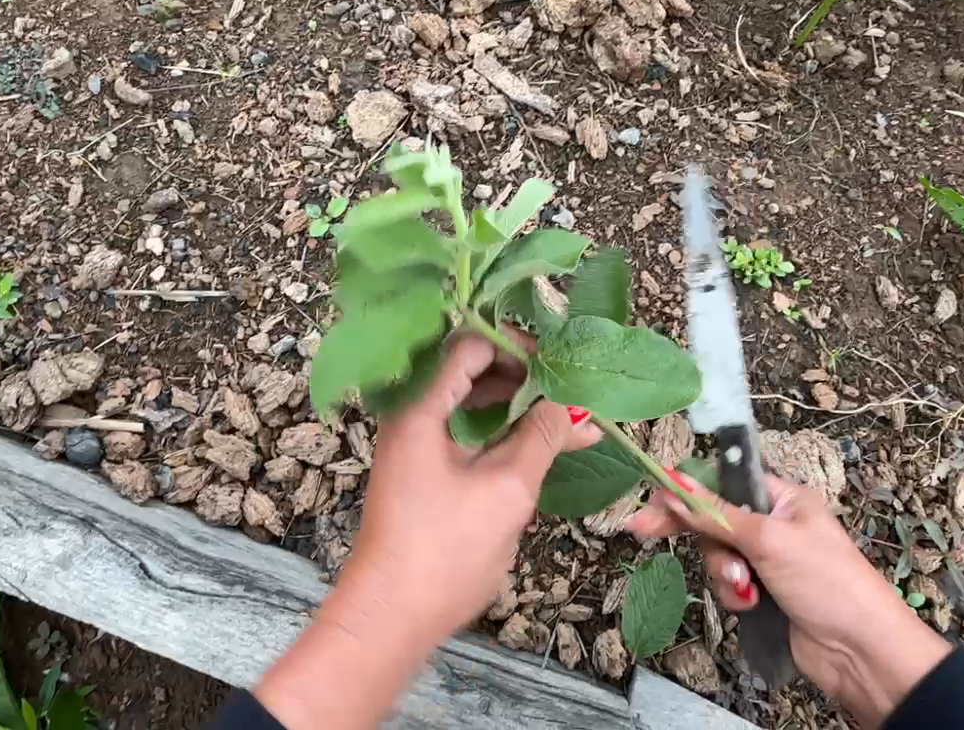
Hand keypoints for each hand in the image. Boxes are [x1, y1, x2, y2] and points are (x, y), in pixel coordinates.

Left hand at [254, 330, 597, 729]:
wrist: (389, 618)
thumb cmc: (444, 552)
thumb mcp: (506, 491)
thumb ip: (541, 438)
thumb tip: (573, 406)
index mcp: (419, 406)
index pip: (469, 347)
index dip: (514, 347)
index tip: (556, 361)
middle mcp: (411, 412)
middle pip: (469, 369)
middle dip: (521, 375)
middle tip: (567, 385)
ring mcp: (414, 439)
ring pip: (470, 400)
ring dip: (516, 404)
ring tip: (566, 413)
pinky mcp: (422, 465)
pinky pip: (465, 428)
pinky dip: (501, 430)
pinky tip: (540, 439)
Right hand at [628, 472, 949, 726]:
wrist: (862, 656)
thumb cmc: (829, 583)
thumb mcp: (768, 539)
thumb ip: (715, 513)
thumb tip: (671, 482)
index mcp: (781, 496)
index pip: (722, 480)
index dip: (688, 487)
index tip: (654, 493)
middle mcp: (770, 524)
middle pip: (711, 516)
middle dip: (688, 529)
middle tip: (640, 530)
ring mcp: (765, 560)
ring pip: (715, 553)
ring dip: (722, 570)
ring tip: (745, 586)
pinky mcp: (760, 593)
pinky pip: (726, 583)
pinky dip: (732, 594)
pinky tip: (751, 603)